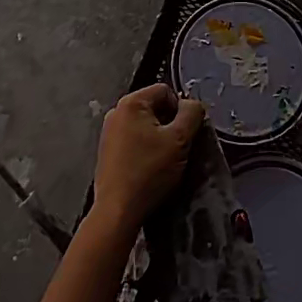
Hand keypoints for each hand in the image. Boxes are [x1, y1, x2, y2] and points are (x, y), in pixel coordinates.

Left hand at [92, 84, 204, 226]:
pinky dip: (146, 148)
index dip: (181, 109)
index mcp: (131, 103)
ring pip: (145, 125)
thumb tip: (193, 105)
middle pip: (155, 107)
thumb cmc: (150, 171)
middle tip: (178, 147)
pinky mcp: (107, 151)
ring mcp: (109, 132)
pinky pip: (134, 139)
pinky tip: (150, 167)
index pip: (166, 91)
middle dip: (170, 124)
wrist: (118, 210)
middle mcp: (116, 112)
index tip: (184, 133)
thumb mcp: (180, 139)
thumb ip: (192, 113)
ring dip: (159, 138)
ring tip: (165, 159)